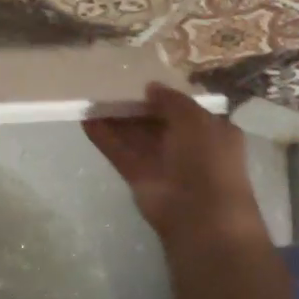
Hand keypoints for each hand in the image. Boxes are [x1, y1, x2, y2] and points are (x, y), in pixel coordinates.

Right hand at [83, 83, 270, 255]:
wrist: (199, 213)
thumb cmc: (206, 159)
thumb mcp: (195, 120)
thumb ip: (172, 101)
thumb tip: (151, 87)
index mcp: (211, 131)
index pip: (184, 111)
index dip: (163, 98)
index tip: (140, 85)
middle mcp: (187, 147)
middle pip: (156, 124)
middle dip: (135, 109)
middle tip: (109, 91)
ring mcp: (162, 164)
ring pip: (136, 139)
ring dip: (116, 122)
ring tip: (92, 102)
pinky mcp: (140, 179)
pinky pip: (121, 154)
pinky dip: (105, 139)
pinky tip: (87, 122)